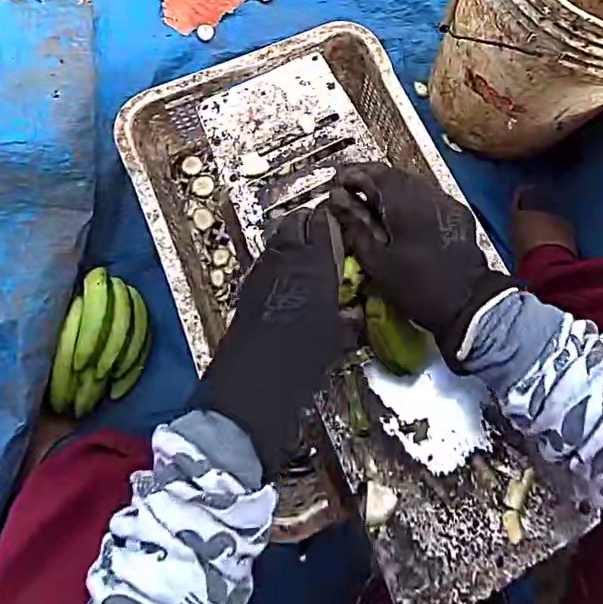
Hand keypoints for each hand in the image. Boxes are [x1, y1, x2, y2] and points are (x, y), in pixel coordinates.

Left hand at [192, 205, 350, 469]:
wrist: (251, 386)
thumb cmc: (301, 363)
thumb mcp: (336, 340)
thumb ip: (348, 319)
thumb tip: (356, 311)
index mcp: (316, 263)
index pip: (324, 220)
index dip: (334, 217)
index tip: (344, 221)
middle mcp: (287, 259)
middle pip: (296, 221)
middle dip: (310, 221)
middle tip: (325, 232)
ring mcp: (263, 271)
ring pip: (278, 238)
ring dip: (292, 239)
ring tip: (308, 253)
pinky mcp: (247, 287)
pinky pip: (266, 260)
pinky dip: (278, 261)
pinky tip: (287, 279)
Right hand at [326, 163, 512, 366]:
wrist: (467, 304)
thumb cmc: (417, 287)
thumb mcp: (376, 259)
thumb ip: (355, 225)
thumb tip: (337, 200)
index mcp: (404, 201)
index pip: (373, 173)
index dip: (352, 175)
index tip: (338, 183)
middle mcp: (427, 193)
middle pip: (393, 173)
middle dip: (369, 179)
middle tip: (350, 191)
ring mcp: (444, 200)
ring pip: (411, 182)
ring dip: (389, 188)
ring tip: (370, 204)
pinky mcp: (456, 211)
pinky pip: (427, 195)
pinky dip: (409, 199)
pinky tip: (399, 215)